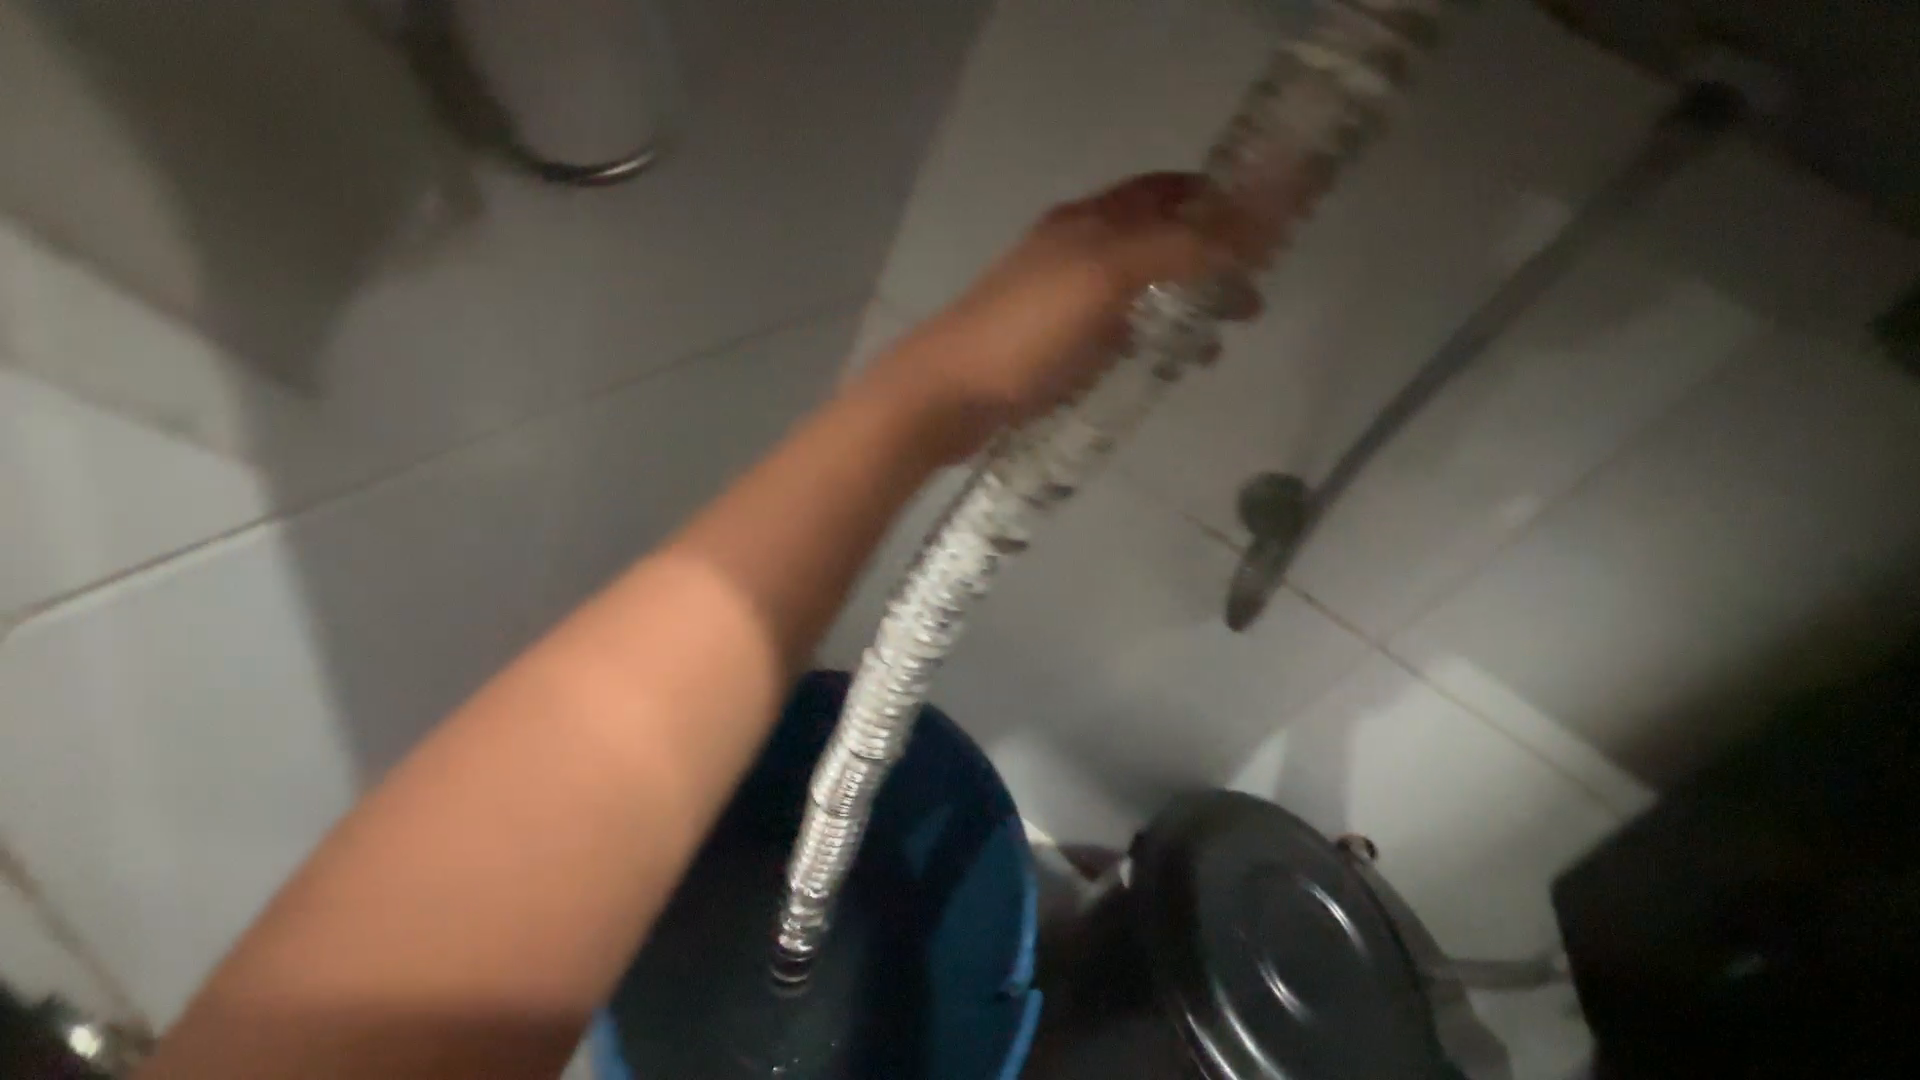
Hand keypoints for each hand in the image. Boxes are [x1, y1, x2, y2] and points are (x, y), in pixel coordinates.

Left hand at [856, 173, 1255, 456]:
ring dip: (1178, 307)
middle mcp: (1073, 252)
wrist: (946, 393)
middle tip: (1249, 298)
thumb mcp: (1104, 278)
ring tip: (1217, 341)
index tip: (1264, 227)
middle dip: (1205, 262)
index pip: (1161, 191)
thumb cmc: (1026, 330)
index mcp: (1086, 222)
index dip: (1213, 199)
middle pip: (1153, 242)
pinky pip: (1112, 336)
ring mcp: (1059, 304)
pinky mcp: (1051, 349)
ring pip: (1134, 292)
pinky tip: (1163, 367)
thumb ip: (1176, 249)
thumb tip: (1246, 230)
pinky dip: (1145, 342)